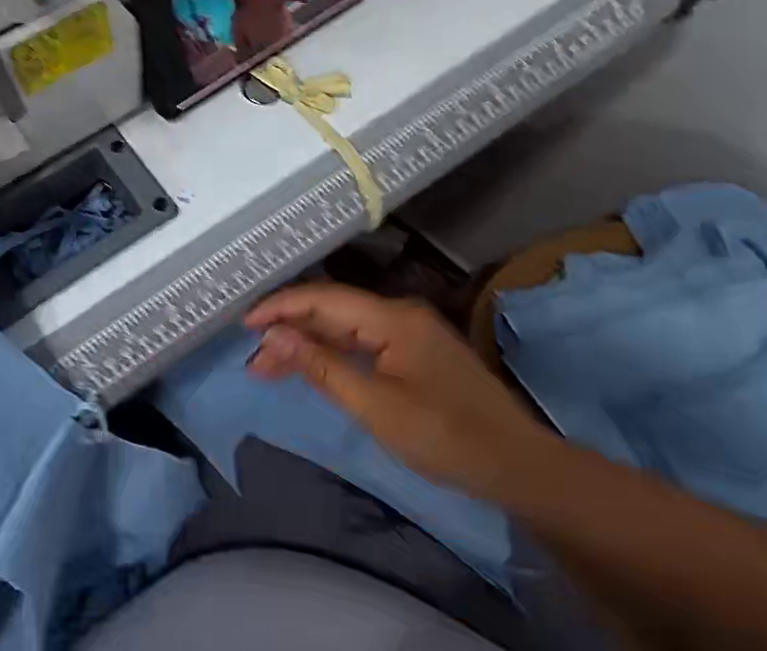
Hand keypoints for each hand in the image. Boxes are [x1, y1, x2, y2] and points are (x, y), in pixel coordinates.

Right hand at [245, 282, 559, 500]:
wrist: (522, 469)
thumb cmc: (447, 437)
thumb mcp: (375, 406)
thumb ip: (321, 366)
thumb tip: (273, 336)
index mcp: (392, 318)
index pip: (322, 298)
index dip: (279, 308)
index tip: (244, 325)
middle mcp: (399, 314)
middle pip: (330, 310)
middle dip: (288, 330)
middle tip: (253, 360)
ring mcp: (408, 332)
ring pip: (343, 326)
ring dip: (306, 344)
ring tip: (269, 367)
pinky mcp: (413, 353)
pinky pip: (360, 342)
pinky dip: (330, 354)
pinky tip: (309, 366)